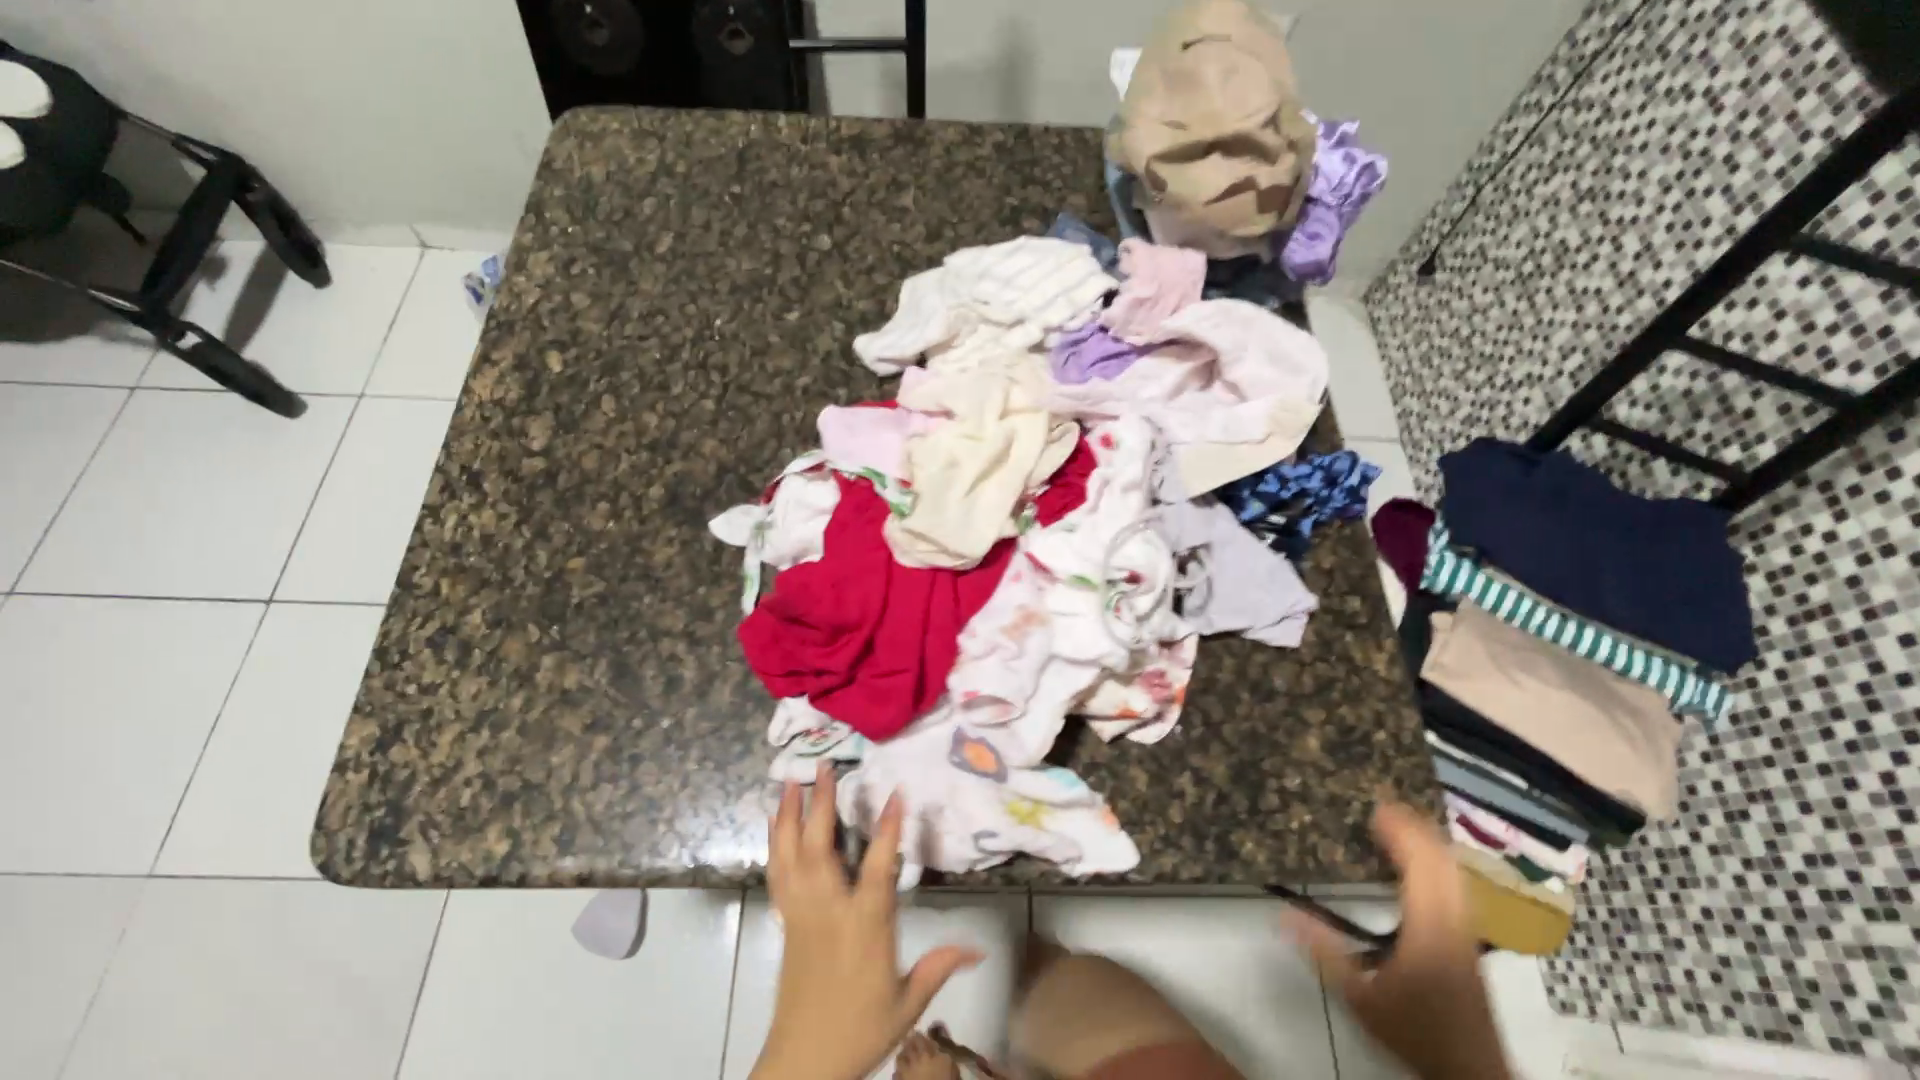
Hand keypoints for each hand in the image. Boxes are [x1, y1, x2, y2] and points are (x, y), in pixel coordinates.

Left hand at [750, 761, 984, 1079]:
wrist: (803, 1060)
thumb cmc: (860, 1029)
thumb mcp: (907, 1003)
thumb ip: (939, 967)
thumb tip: (979, 949)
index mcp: (865, 927)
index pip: (879, 870)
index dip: (888, 830)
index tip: (895, 793)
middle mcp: (829, 911)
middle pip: (820, 850)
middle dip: (821, 805)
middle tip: (822, 767)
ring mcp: (802, 914)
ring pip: (790, 856)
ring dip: (788, 815)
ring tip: (789, 780)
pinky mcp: (786, 922)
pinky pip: (777, 874)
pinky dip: (773, 843)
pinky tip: (773, 822)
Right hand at [1285, 802, 1513, 1079]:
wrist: (1470, 1069)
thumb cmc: (1412, 1029)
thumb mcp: (1358, 996)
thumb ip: (1324, 950)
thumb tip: (1283, 911)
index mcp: (1429, 926)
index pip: (1420, 863)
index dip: (1400, 831)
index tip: (1374, 808)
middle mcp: (1456, 919)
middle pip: (1443, 858)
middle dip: (1415, 826)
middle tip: (1382, 806)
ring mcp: (1470, 928)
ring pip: (1457, 869)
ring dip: (1430, 841)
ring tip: (1399, 825)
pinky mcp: (1473, 938)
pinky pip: (1459, 883)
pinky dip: (1439, 861)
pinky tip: (1422, 863)